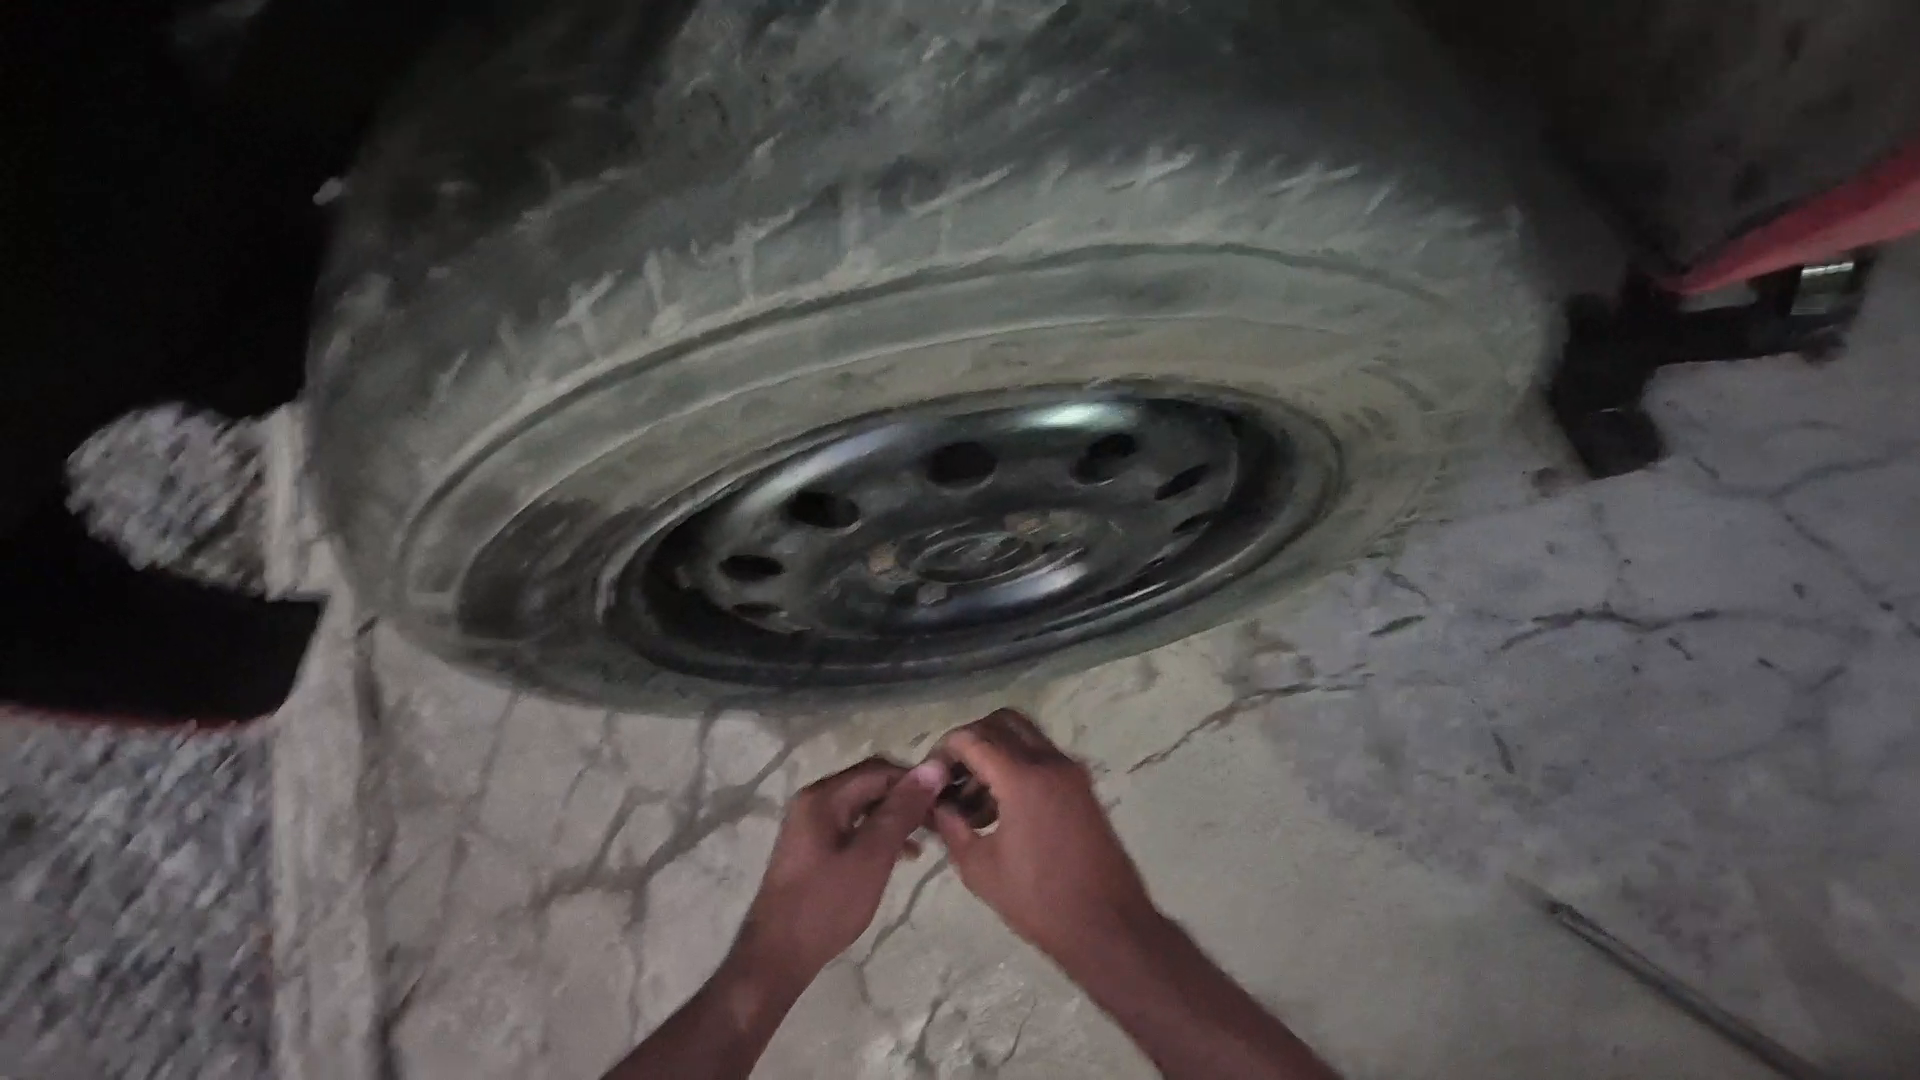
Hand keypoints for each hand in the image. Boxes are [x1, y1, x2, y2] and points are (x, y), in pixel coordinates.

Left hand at [733, 756, 947, 983]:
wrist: (777, 956)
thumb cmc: (827, 904)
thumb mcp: (872, 856)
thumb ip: (901, 811)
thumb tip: (933, 768)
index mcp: (824, 796)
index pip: (879, 770)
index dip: (914, 780)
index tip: (946, 800)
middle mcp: (815, 801)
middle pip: (870, 785)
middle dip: (906, 799)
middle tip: (939, 821)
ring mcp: (811, 824)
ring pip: (864, 807)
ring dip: (895, 818)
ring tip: (928, 838)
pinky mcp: (813, 847)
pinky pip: (854, 827)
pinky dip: (879, 834)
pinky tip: (902, 855)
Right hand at [928, 710, 1161, 964]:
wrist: (1108, 926)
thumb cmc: (1038, 901)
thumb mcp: (979, 867)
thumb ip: (950, 825)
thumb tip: (935, 803)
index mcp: (1023, 777)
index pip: (973, 737)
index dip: (944, 750)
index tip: (929, 777)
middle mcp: (1050, 761)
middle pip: (1001, 722)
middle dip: (970, 741)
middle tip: (951, 776)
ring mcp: (1071, 771)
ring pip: (1024, 736)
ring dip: (994, 752)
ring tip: (971, 800)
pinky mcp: (1081, 785)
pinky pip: (1041, 756)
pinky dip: (1016, 765)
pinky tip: (998, 809)